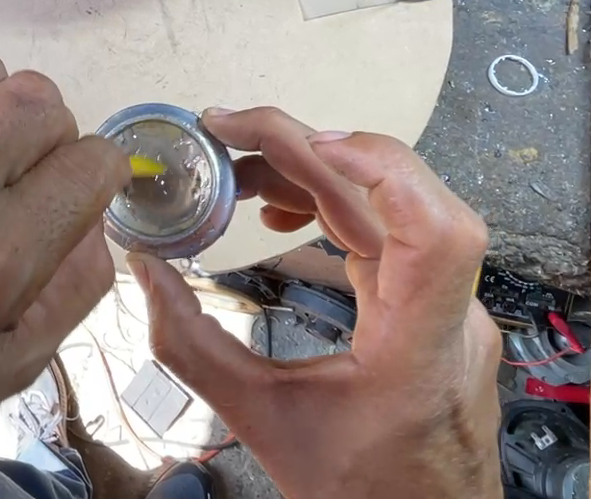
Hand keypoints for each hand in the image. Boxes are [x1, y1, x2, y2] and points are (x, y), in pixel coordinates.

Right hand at [128, 108, 499, 498]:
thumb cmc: (359, 495)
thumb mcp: (259, 422)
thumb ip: (188, 344)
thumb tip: (142, 268)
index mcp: (418, 348)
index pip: (436, 233)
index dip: (380, 168)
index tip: (310, 142)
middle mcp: (446, 315)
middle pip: (390, 195)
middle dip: (299, 149)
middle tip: (223, 129)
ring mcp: (447, 306)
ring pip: (385, 201)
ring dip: (307, 169)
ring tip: (234, 172)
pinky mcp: (430, 303)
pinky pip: (382, 227)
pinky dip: (325, 201)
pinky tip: (276, 213)